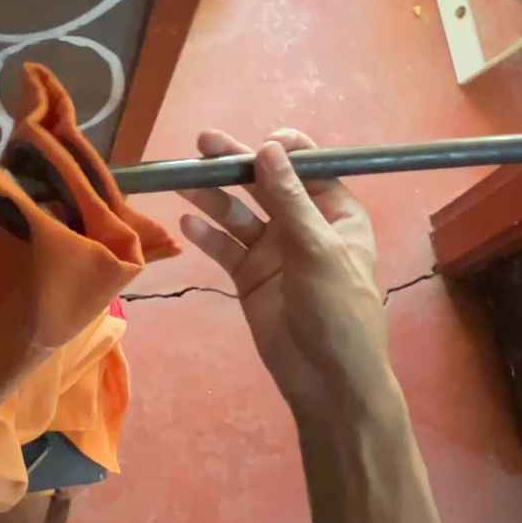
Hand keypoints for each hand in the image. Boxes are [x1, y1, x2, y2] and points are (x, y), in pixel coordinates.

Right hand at [179, 129, 394, 418]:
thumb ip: (289, 200)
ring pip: (238, 215)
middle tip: (203, 143)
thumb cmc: (337, 310)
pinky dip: (207, 235)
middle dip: (235, 165)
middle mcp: (302, 226)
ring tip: (183, 181)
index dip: (282, 152)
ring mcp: (272, 251)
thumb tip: (268, 148)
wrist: (326, 379)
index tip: (258, 143)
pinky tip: (188, 223)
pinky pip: (224, 248)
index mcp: (335, 214)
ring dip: (213, 197)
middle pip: (264, 186)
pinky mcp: (248, 276)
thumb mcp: (317, 250)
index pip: (307, 169)